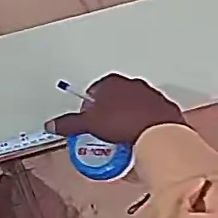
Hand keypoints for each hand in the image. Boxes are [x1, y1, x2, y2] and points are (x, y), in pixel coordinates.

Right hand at [44, 74, 185, 144]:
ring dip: (126, 115)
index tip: (87, 118)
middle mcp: (133, 84)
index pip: (93, 89)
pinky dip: (143, 122)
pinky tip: (137, 135)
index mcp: (112, 81)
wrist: (158, 135)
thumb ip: (68, 123)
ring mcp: (151, 95)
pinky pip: (149, 114)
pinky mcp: (165, 109)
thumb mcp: (87, 124)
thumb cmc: (123, 122)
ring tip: (120, 134)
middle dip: (107, 109)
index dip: (88, 105)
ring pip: (133, 104)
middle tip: (102, 126)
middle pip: (114, 96)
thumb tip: (52, 125)